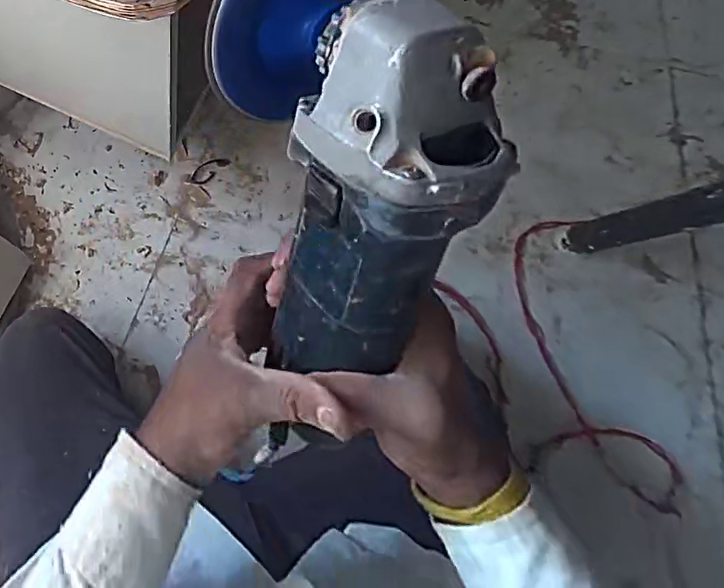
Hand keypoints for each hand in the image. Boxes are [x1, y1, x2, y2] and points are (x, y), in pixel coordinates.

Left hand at [135, 255, 345, 483]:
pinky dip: (291, 341)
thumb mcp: (247, 398)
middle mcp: (228, 328)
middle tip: (330, 285)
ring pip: (266, 319)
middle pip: (259, 292)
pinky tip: (316, 352)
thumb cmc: (200, 413)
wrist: (175, 454)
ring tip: (331, 311)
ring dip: (292, 312)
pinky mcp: (243, 374)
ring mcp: (234, 351)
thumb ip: (293, 397)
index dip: (273, 259)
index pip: (246, 273)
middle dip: (290, 283)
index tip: (309, 258)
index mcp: (222, 320)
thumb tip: (344, 410)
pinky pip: (271, 345)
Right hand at [266, 233, 508, 505]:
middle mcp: (399, 303)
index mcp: (418, 306)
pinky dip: (306, 309)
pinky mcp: (366, 339)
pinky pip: (331, 311)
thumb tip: (295, 371)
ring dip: (302, 287)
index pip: (369, 259)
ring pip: (334, 287)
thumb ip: (350, 388)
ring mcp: (381, 320)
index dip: (326, 254)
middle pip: (345, 267)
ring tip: (271, 294)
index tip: (290, 264)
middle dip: (305, 268)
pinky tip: (280, 314)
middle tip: (274, 282)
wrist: (452, 469)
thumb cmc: (438, 432)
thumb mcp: (396, 409)